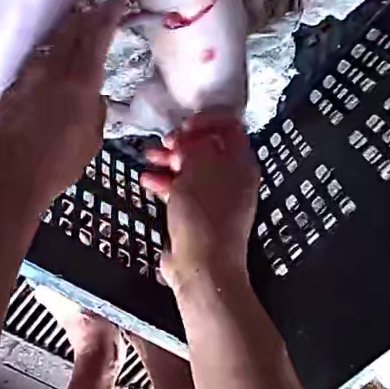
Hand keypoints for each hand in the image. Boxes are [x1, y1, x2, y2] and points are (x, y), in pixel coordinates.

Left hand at [0, 0, 128, 216]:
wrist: (10, 175)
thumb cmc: (59, 163)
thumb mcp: (91, 138)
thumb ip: (95, 110)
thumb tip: (92, 98)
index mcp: (79, 79)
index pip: (96, 34)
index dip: (109, 14)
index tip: (119, 0)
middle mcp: (52, 68)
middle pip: (71, 29)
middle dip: (88, 16)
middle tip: (99, 9)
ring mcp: (28, 75)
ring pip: (51, 43)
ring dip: (67, 33)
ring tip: (77, 31)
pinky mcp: (13, 88)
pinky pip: (36, 63)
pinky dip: (50, 56)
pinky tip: (53, 63)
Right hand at [139, 111, 258, 289]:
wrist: (202, 267)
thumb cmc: (204, 217)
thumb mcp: (197, 168)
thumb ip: (194, 145)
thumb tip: (188, 139)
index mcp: (241, 165)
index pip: (229, 127)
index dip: (205, 120)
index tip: (183, 124)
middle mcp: (233, 180)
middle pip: (208, 148)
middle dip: (183, 142)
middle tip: (164, 142)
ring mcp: (216, 200)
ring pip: (192, 169)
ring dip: (170, 161)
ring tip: (150, 157)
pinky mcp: (199, 217)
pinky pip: (182, 191)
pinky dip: (166, 183)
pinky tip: (148, 180)